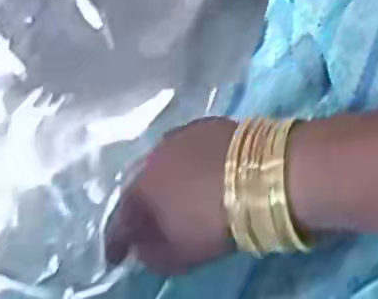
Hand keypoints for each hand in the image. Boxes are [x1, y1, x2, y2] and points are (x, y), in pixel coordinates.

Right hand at [103, 117, 237, 275]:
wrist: (260, 172)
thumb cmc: (212, 220)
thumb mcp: (176, 256)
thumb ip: (149, 253)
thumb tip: (140, 244)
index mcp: (140, 188)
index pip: (119, 221)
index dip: (116, 242)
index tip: (117, 256)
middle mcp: (155, 154)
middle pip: (140, 183)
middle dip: (141, 204)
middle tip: (147, 221)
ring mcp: (183, 132)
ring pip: (165, 160)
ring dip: (166, 177)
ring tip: (175, 193)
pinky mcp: (210, 121)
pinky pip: (190, 145)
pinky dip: (190, 160)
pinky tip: (198, 170)